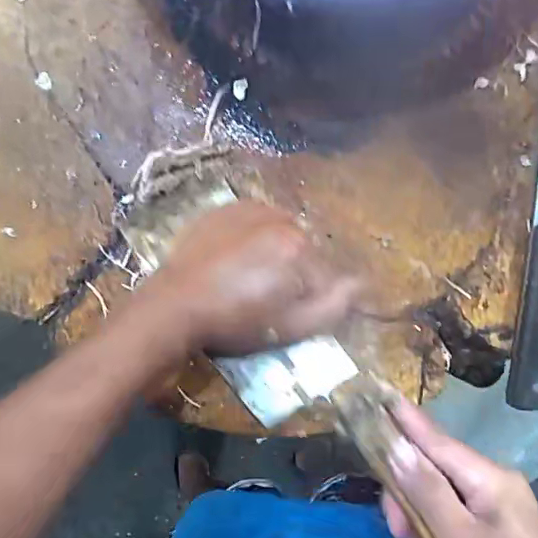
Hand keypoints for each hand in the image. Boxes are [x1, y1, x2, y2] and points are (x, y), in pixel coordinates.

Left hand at [142, 202, 359, 354]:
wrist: (175, 305)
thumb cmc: (235, 321)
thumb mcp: (290, 327)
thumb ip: (333, 306)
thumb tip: (361, 284)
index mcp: (299, 248)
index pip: (325, 275)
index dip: (312, 300)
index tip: (290, 316)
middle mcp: (280, 219)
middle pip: (303, 251)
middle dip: (294, 274)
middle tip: (266, 301)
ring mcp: (250, 209)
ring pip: (279, 233)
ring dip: (274, 253)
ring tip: (248, 280)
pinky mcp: (224, 210)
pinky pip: (253, 222)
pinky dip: (253, 238)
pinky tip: (236, 260)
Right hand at [380, 397, 537, 537]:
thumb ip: (425, 491)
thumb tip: (396, 445)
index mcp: (489, 480)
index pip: (436, 441)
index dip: (404, 421)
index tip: (378, 396)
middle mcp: (488, 491)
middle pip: (426, 486)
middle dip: (413, 523)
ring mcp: (488, 520)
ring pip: (430, 522)